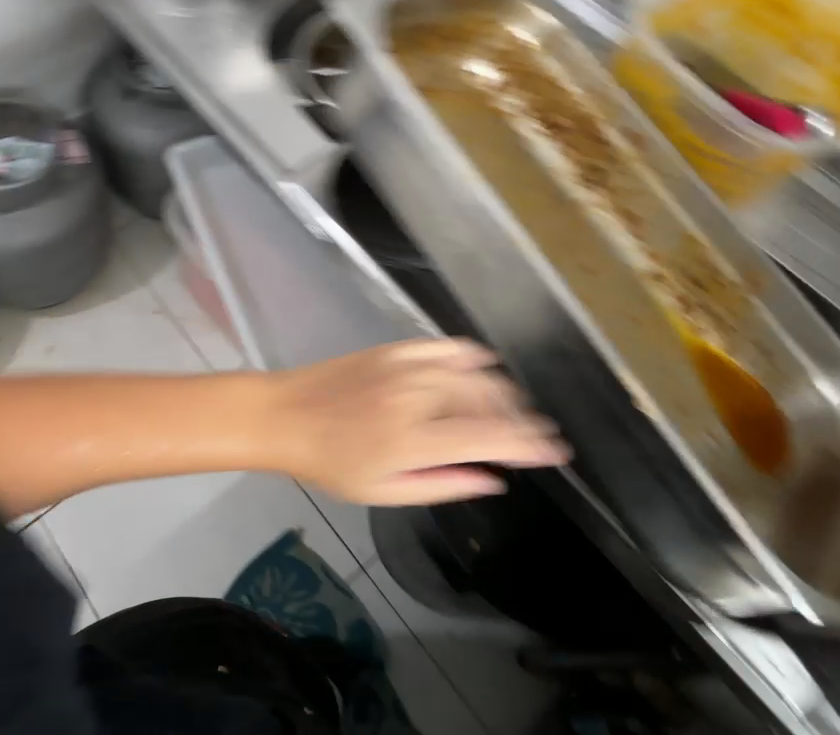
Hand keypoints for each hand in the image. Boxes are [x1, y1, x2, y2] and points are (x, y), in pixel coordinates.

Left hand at [267, 339, 569, 505]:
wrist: (284, 415)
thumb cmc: (331, 463)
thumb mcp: (383, 492)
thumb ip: (442, 484)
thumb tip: (493, 479)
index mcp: (415, 439)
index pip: (489, 437)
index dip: (529, 444)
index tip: (555, 452)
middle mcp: (417, 397)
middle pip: (489, 401)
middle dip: (521, 418)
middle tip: (534, 434)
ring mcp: (406, 367)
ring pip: (473, 372)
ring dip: (502, 391)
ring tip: (512, 409)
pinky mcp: (394, 349)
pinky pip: (445, 347)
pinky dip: (472, 356)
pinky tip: (485, 366)